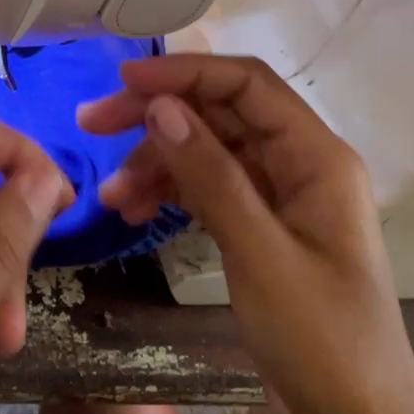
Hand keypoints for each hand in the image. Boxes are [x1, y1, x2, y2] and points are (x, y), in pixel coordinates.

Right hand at [77, 55, 413, 413]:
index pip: (246, 85)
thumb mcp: (261, 256)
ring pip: (205, 149)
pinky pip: (205, 186)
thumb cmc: (321, 340)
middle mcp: (298, 164)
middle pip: (218, 113)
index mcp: (316, 157)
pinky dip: (167, 192)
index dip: (184, 73)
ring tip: (110, 196)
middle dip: (155, 115)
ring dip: (154, 162)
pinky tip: (131, 211)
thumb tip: (161, 106)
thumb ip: (211, 176)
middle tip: (92, 124)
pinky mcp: (259, 224)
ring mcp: (278, 195)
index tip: (124, 80)